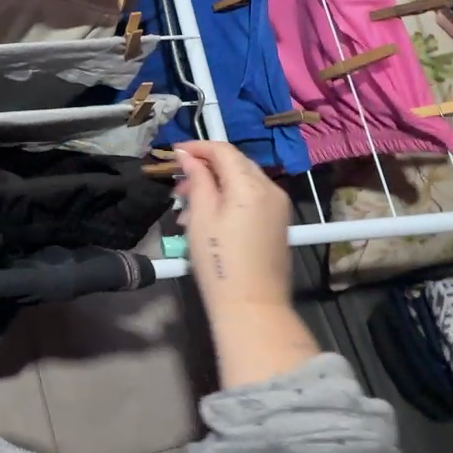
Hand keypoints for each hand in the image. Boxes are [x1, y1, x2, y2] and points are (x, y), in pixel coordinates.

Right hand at [174, 142, 317, 387]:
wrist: (252, 305)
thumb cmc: (220, 260)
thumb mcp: (201, 216)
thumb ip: (197, 179)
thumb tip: (188, 156)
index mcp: (250, 185)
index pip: (223, 150)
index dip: (197, 147)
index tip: (174, 153)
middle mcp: (270, 189)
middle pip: (236, 162)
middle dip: (206, 165)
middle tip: (179, 181)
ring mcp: (278, 206)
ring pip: (244, 178)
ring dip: (217, 181)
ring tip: (189, 202)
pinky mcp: (278, 221)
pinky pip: (252, 195)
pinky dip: (230, 195)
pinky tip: (210, 214)